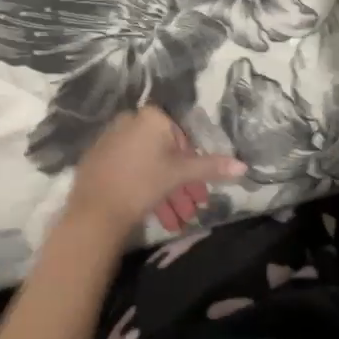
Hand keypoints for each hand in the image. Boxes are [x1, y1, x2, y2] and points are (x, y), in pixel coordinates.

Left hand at [66, 108, 244, 236]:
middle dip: (181, 185)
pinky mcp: (96, 161)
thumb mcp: (181, 174)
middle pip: (164, 154)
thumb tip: (244, 165)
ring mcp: (109, 141)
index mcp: (151, 117)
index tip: (198, 190)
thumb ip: (211, 167)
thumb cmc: (143, 183)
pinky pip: (128, 170)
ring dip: (165, 193)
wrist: (94, 212)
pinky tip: (154, 214)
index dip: (193, 165)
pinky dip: (143, 189)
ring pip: (147, 165)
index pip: (181, 137)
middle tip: (191, 209)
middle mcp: (129, 121)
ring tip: (176, 221)